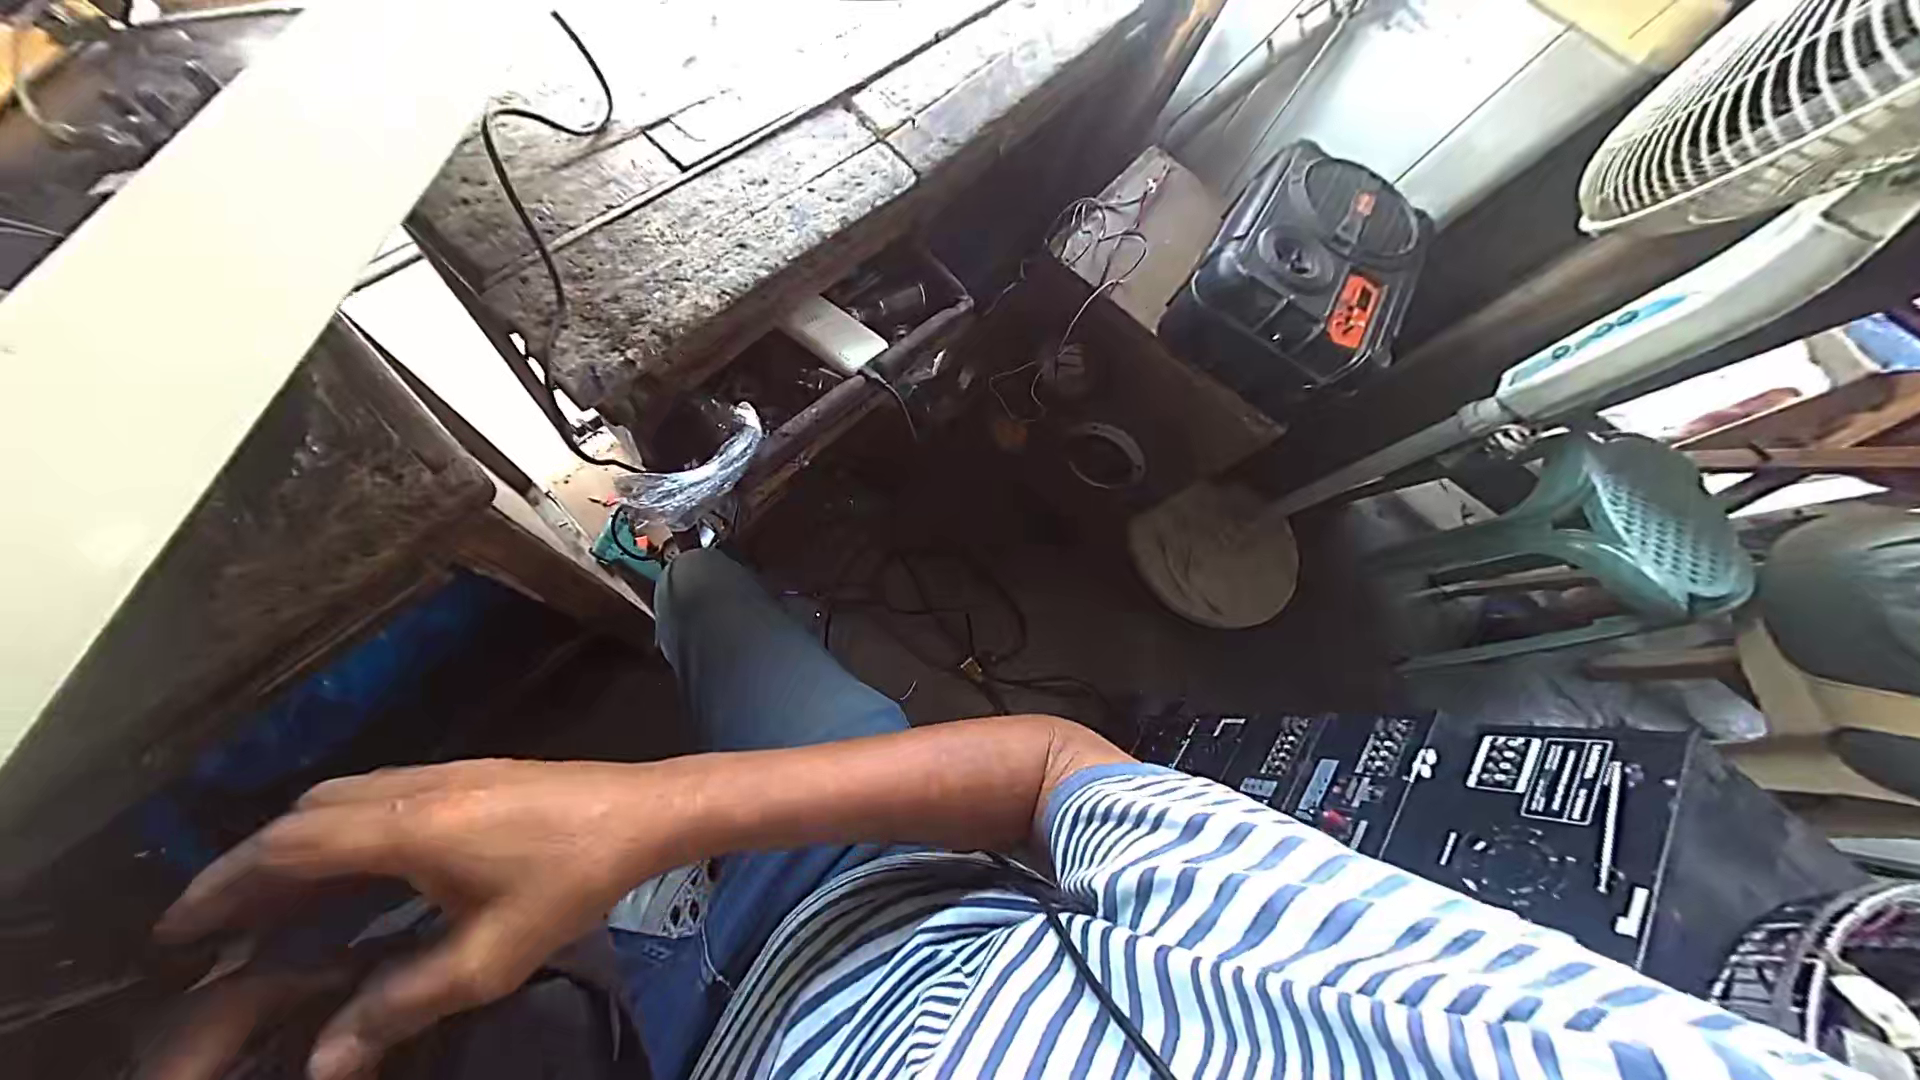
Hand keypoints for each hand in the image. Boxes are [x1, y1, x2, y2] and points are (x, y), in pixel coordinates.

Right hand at [155, 759, 669, 1079]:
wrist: (648, 811)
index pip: (288, 845)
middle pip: (312, 810)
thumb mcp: (492, 953)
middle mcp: (425, 784)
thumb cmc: (575, 876)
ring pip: (355, 792)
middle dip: (255, 860)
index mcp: (412, 824)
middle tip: (224, 923)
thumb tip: (323, 1059)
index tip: (175, 929)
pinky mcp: (488, 769)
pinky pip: (395, 788)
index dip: (222, 884)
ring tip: (286, 897)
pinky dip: (356, 821)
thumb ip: (401, 1004)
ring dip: (308, 836)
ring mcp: (461, 769)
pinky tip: (369, 862)